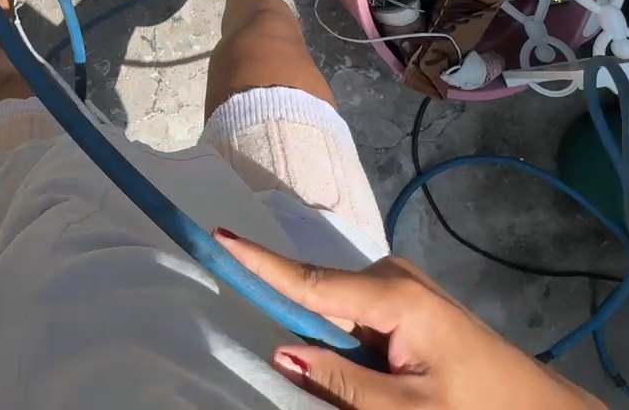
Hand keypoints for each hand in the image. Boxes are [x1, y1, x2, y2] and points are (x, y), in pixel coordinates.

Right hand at [216, 231, 602, 409]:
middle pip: (324, 299)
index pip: (311, 283)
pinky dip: (358, 347)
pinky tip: (388, 381)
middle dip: (312, 335)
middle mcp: (393, 277)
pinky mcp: (408, 300)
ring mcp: (402, 285)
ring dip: (340, 348)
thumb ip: (344, 384)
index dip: (262, 264)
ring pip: (342, 312)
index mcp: (394, 297)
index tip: (221, 237)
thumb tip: (280, 354)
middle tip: (360, 386)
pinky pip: (360, 317)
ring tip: (389, 393)